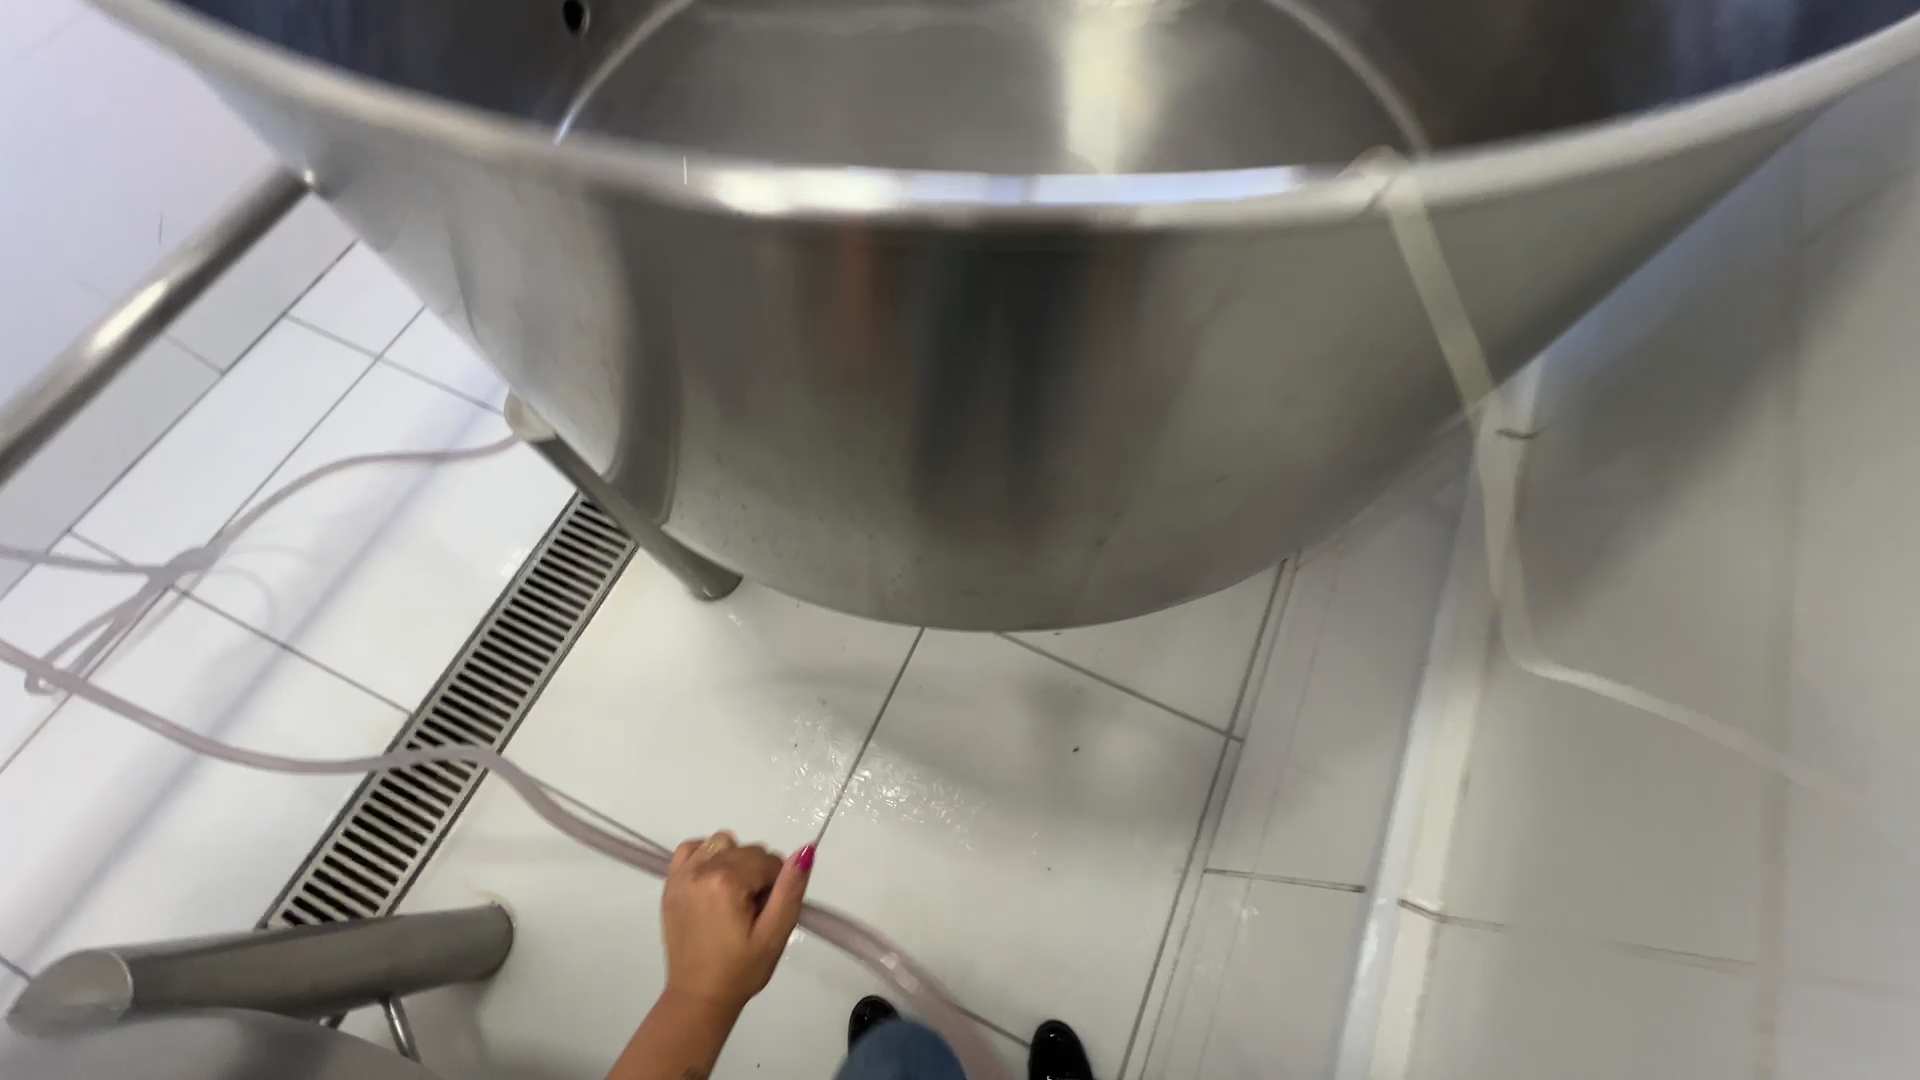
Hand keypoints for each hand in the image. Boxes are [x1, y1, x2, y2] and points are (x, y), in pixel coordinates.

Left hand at [660, 830, 811, 1012]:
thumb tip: (805, 850)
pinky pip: (691, 848)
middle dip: (757, 875)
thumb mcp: (774, 934)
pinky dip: (706, 855)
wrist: (698, 998)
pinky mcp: (671, 884)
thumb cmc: (740, 970)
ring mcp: (682, 876)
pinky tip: (713, 880)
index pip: (768, 860)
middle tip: (752, 912)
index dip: (775, 885)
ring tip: (734, 897)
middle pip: (747, 850)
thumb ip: (791, 889)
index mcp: (726, 882)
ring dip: (735, 862)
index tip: (766, 913)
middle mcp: (700, 871)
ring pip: (723, 843)